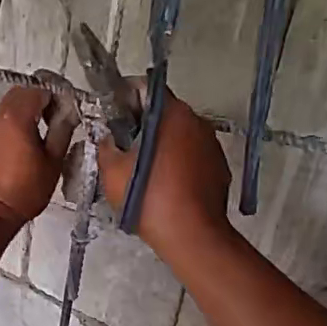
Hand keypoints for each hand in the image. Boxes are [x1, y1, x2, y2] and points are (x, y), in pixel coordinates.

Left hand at [0, 85, 78, 228]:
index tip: (63, 114)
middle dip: (37, 103)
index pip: (38, 91)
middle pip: (19, 95)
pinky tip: (17, 150)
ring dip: (21, 115)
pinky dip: (8, 129)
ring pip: (5, 109)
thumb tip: (68, 114)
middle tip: (51, 122)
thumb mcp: (52, 163)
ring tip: (35, 139)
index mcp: (16, 116)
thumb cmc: (24, 191)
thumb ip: (62, 132)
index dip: (54, 98)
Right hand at [97, 84, 232, 256]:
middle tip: (124, 147)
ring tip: (144, 171)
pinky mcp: (220, 170)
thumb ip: (106, 146)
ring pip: (181, 138)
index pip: (148, 89)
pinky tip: (166, 187)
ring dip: (163, 147)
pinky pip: (194, 159)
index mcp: (174, 114)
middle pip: (166, 114)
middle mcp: (199, 123)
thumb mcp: (112, 172)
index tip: (115, 116)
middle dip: (144, 126)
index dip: (127, 99)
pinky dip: (179, 166)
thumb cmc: (149, 198)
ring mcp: (213, 147)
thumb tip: (108, 139)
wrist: (191, 236)